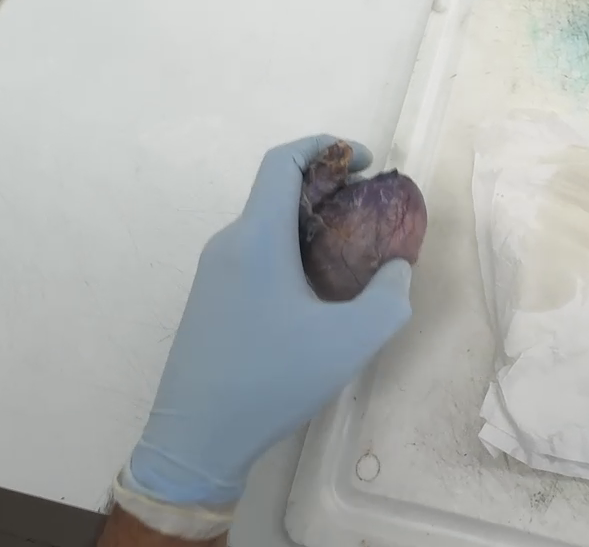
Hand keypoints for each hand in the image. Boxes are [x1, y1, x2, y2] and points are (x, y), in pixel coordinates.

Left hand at [122, 137, 412, 513]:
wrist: (193, 442)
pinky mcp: (209, 294)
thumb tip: (395, 266)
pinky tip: (313, 285)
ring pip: (267, 219)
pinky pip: (255, 247)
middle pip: (278, 187)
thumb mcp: (352, 341)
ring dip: (309, 216)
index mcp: (257, 237)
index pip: (284, 161)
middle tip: (366, 207)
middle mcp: (230, 241)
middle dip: (327, 184)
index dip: (325, 145)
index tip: (363, 161)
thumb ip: (391, 295)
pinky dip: (290, 242)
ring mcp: (214, 269)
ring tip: (348, 248)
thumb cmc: (271, 380)